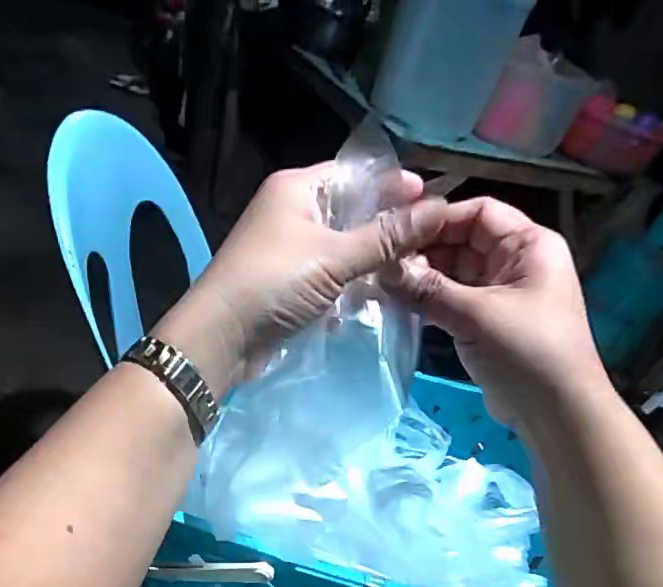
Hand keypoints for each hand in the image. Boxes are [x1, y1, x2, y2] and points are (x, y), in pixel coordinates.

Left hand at [154, 164, 448, 395]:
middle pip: (351, 212)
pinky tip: (380, 295)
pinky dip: (353, 284)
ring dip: (373, 260)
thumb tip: (439, 209)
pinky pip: (332, 276)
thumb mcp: (334, 256)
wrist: (223, 337)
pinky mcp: (292, 285)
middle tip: (430, 240)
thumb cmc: (274, 282)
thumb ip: (386, 237)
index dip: (393, 184)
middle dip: (387, 226)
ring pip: (343, 248)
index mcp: (297, 188)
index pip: (355, 174)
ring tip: (414, 269)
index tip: (431, 198)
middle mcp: (293, 213)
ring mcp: (291, 251)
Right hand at [383, 198, 608, 424]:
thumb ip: (428, 291)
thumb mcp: (476, 316)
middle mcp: (518, 263)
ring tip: (387, 288)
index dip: (439, 219)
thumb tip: (383, 271)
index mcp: (529, 244)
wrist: (557, 411)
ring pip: (458, 276)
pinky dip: (434, 305)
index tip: (399, 234)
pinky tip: (405, 309)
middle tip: (384, 267)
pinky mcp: (492, 326)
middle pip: (465, 244)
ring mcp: (504, 297)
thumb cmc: (526, 351)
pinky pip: (458, 304)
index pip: (479, 212)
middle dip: (427, 253)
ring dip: (426, 282)